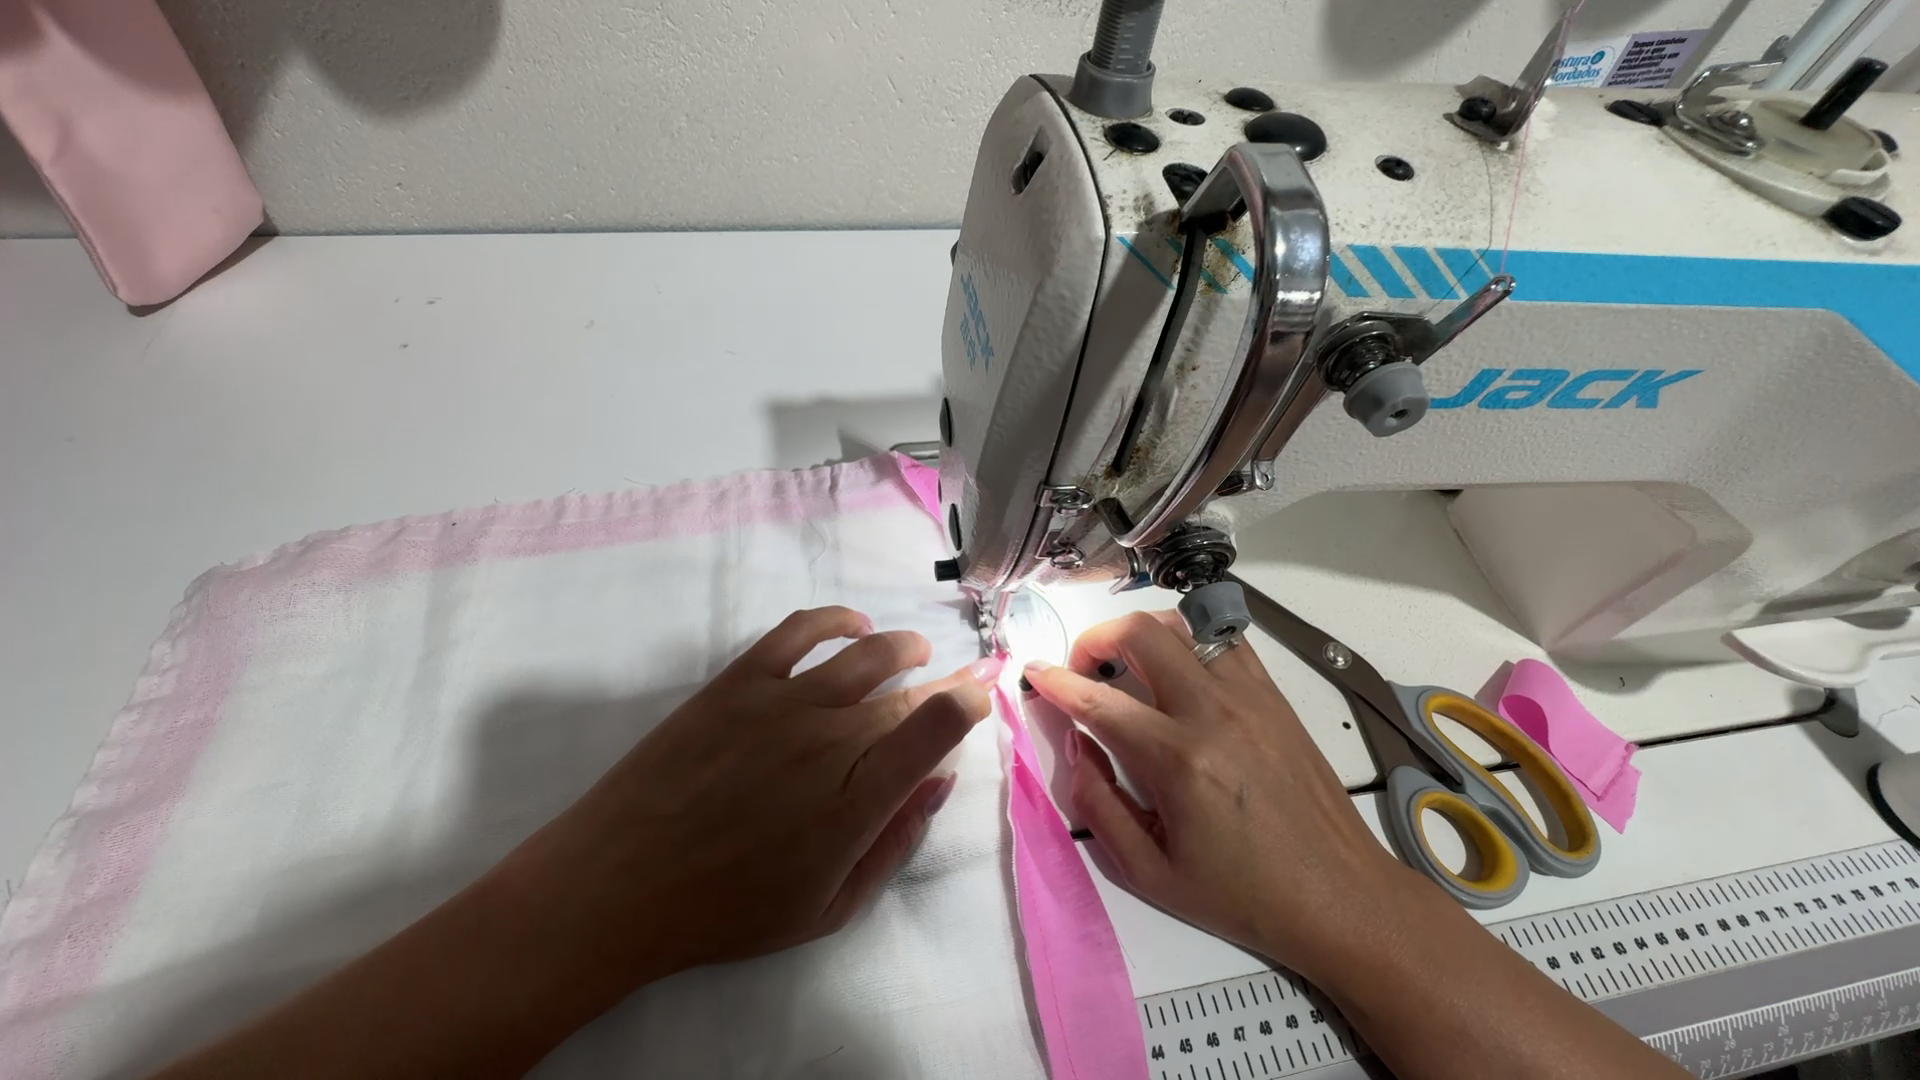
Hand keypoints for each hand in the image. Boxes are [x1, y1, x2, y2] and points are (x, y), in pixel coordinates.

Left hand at [505, 606, 999, 984]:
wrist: (620, 882)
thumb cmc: (729, 908)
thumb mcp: (829, 905)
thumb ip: (895, 841)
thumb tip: (939, 782)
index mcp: (857, 799)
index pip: (935, 731)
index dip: (968, 705)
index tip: (979, 699)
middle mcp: (831, 740)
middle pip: (906, 695)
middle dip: (944, 686)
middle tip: (959, 681)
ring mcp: (783, 702)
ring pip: (866, 654)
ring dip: (903, 646)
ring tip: (916, 648)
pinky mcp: (740, 680)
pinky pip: (800, 631)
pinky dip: (836, 619)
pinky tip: (854, 624)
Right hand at [1025, 611, 1425, 981]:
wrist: (1341, 896)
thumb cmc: (1242, 895)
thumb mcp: (1150, 875)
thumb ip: (1098, 806)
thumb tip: (1079, 749)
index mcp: (1178, 761)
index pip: (1099, 700)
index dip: (1055, 682)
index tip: (1034, 674)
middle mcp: (1214, 712)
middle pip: (1141, 633)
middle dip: (1096, 639)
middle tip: (1084, 670)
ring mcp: (1250, 696)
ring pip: (1184, 624)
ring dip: (1142, 634)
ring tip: (1128, 667)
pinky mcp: (1275, 695)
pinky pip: (1223, 641)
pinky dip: (1188, 642)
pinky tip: (1180, 674)